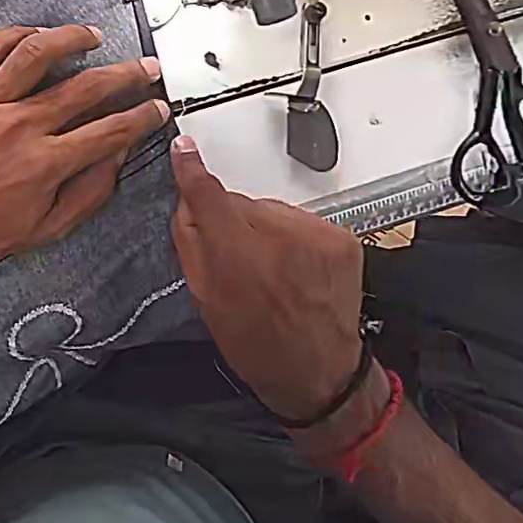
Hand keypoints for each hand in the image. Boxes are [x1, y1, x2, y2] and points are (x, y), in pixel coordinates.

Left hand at [0, 24, 168, 317]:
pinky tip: (33, 35)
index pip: (111, 129)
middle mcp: (19, 127)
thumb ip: (89, 192)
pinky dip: (13, 35)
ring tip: (91, 36)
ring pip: (37, 53)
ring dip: (72, 38)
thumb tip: (117, 157)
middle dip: (127, 74)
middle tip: (144, 68)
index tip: (155, 108)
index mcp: (44, 164)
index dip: (143, 116)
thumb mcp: (47, 227)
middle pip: (87, 86)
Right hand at [170, 134, 365, 421]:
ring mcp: (313, 235)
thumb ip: (190, 243)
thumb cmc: (258, 345)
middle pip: (239, 202)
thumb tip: (186, 203)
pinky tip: (294, 266)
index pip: (208, 193)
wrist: (318, 372)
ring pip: (270, 208)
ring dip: (265, 228)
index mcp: (237, 255)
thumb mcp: (205, 299)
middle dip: (232, 221)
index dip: (191, 170)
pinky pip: (300, 219)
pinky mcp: (338, 237)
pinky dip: (292, 236)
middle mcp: (278, 238)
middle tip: (239, 259)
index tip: (184, 150)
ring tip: (272, 268)